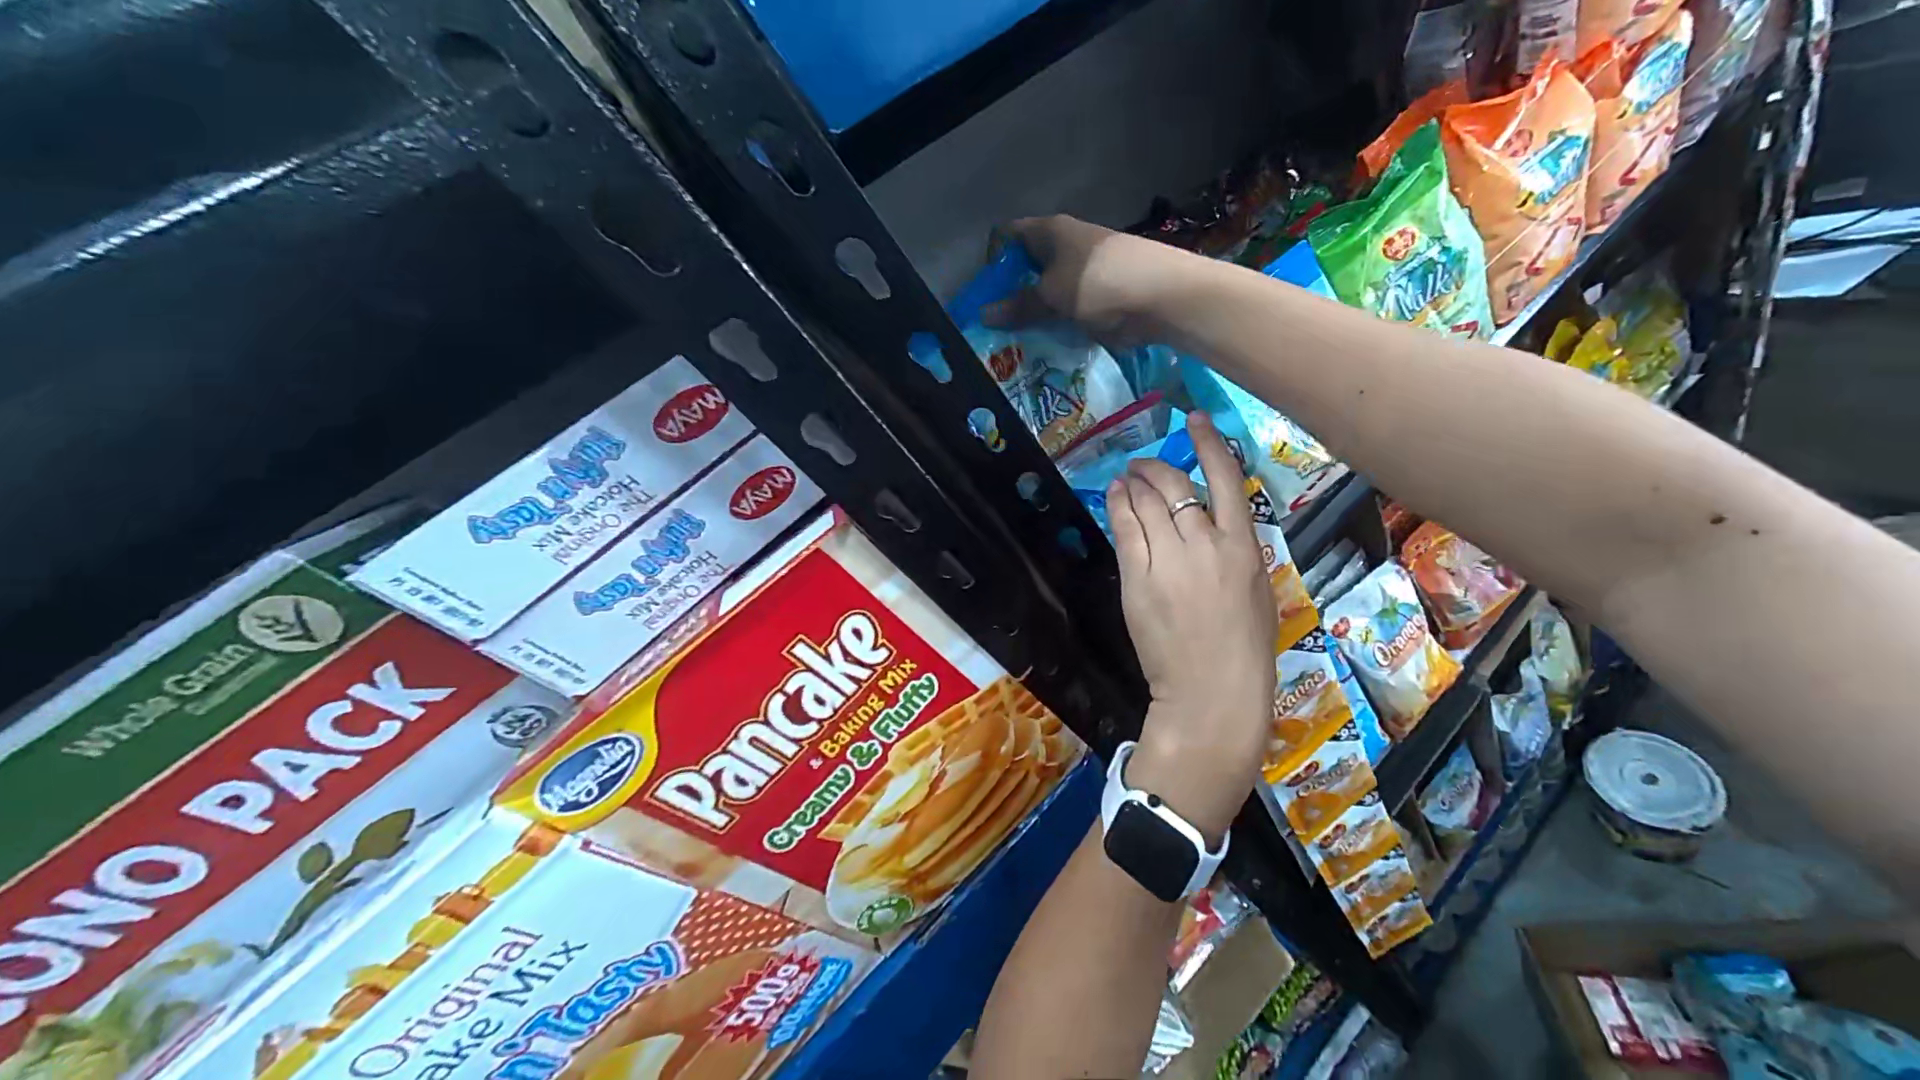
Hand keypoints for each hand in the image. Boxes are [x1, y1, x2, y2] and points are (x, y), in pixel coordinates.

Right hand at [987, 215, 1190, 345]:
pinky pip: (1071, 309)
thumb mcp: (1052, 294)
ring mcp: (1087, 271)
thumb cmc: (1099, 283)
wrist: (1163, 296)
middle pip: (1030, 266)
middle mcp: (1068, 245)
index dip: (994, 259)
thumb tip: (983, 314)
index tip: (986, 292)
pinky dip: (1060, 324)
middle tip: (996, 327)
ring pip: (1051, 291)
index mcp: (1051, 230)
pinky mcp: (1103, 295)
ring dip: (1037, 314)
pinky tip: (1049, 345)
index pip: (1010, 235)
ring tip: (1018, 342)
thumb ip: (1019, 304)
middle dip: (1013, 294)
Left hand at [1106, 412, 1277, 841]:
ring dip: (1131, 482)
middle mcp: (1205, 542)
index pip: (1226, 478)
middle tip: (1141, 463)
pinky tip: (1114, 498)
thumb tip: (1211, 527)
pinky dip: (1117, 506)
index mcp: (1244, 546)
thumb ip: (1233, 553)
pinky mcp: (1137, 577)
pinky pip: (1124, 528)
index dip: (1207, 442)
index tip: (1193, 420)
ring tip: (1124, 478)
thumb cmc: (1244, 650)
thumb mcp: (1255, 591)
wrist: (1212, 692)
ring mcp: (1168, 559)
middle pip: (1173, 484)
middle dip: (1153, 466)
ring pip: (1143, 501)